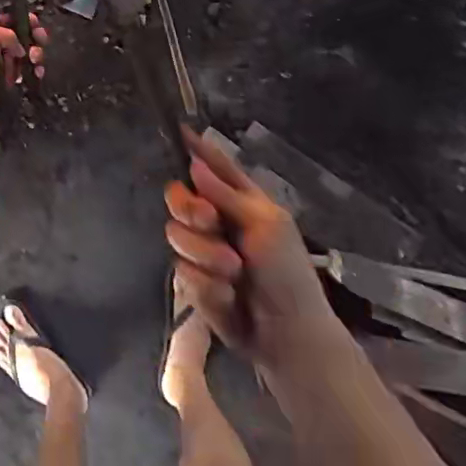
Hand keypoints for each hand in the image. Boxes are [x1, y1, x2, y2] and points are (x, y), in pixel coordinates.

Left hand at [0, 16, 46, 119]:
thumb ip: (8, 34)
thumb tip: (20, 49)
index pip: (9, 20)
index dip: (24, 21)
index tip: (36, 24)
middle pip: (21, 36)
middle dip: (34, 37)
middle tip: (41, 40)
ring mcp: (1, 62)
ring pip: (26, 53)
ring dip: (36, 55)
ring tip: (35, 61)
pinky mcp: (7, 78)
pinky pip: (25, 70)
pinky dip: (33, 70)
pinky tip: (37, 73)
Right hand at [163, 128, 335, 363]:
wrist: (288, 335)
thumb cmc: (287, 274)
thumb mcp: (266, 225)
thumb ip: (226, 193)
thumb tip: (194, 164)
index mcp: (239, 200)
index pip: (213, 165)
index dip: (196, 148)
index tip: (178, 130)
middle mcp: (215, 220)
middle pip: (179, 196)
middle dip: (190, 209)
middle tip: (210, 222)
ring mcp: (202, 251)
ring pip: (176, 235)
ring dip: (206, 254)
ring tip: (234, 273)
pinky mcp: (194, 282)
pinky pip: (182, 271)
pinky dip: (207, 285)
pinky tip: (228, 297)